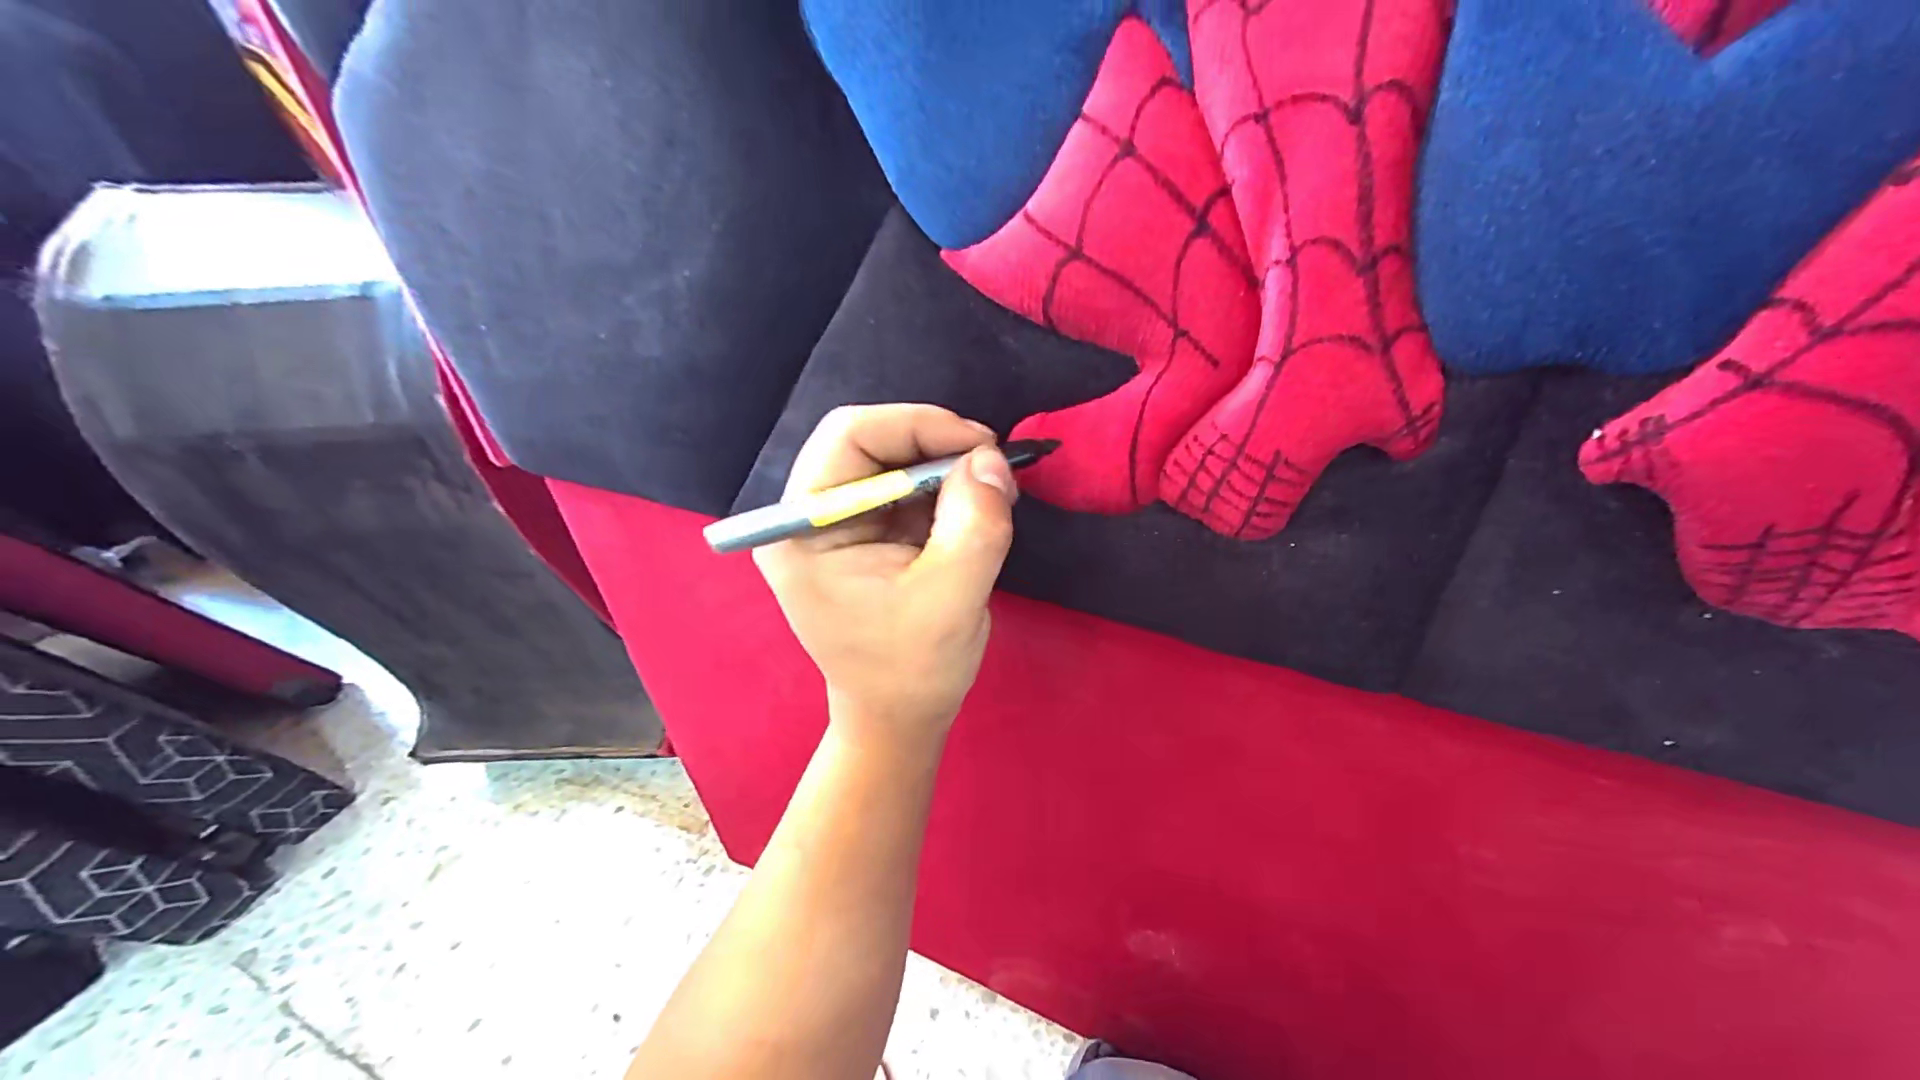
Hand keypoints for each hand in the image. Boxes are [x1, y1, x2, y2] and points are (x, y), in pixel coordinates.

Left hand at [754, 404, 1016, 752]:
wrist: (898, 716)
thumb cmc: (913, 668)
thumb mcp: (953, 597)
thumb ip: (975, 523)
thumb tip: (991, 458)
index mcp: (804, 531)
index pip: (849, 438)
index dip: (918, 425)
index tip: (982, 445)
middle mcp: (807, 517)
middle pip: (868, 442)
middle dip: (935, 445)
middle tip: (992, 466)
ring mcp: (833, 524)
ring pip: (891, 460)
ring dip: (945, 466)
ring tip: (991, 492)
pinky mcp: (861, 533)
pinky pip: (904, 487)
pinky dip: (944, 487)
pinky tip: (974, 507)